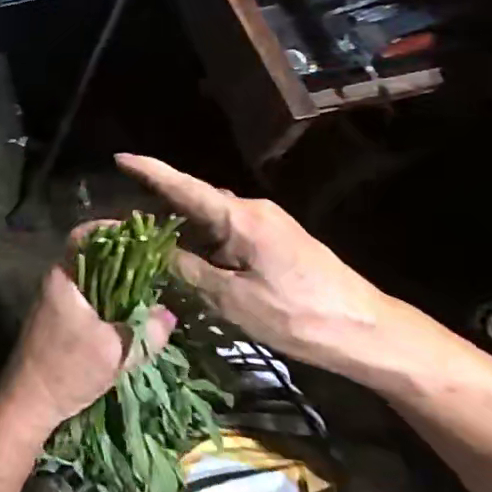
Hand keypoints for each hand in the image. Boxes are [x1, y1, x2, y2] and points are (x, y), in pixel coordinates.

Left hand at [0, 234, 175, 436]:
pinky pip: (90, 301)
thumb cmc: (66, 369)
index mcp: (63, 279)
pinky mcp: (60, 322)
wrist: (27, 401)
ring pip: (93, 282)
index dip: (113, 229)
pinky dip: (111, 303)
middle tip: (159, 261)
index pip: (84, 236)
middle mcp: (56, 284)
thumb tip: (167, 313)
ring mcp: (56, 303)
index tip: (144, 233)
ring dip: (120, 283)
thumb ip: (146, 330)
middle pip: (92, 257)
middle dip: (125, 257)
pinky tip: (134, 315)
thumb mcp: (116, 351)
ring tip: (154, 287)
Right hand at [115, 153, 451, 387]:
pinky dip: (199, 242)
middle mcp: (252, 211)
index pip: (185, 188)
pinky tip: (184, 260)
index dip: (150, 172)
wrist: (372, 334)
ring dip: (178, 229)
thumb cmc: (300, 315)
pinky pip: (225, 232)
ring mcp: (267, 225)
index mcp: (241, 218)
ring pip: (209, 219)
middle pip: (194, 201)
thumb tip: (152, 252)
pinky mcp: (275, 241)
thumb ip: (188, 270)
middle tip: (120, 224)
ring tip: (144, 245)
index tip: (119, 157)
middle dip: (156, 206)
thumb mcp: (233, 298)